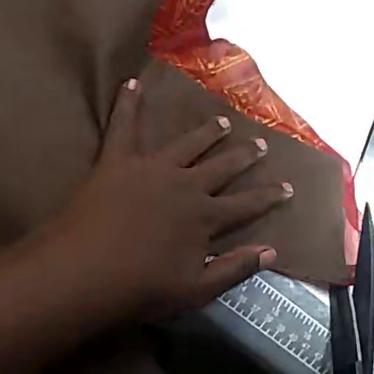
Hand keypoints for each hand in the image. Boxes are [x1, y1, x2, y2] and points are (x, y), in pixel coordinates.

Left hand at [29, 78, 293, 322]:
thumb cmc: (141, 288)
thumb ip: (236, 268)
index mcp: (205, 216)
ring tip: (222, 122)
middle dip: (244, 155)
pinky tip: (131, 83)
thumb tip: (273, 251)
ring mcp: (152, 168)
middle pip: (222, 166)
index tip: (288, 187)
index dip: (269, 196)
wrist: (86, 273)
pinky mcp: (118, 161)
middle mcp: (185, 185)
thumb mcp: (196, 290)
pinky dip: (127, 104)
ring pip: (187, 144)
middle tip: (260, 143)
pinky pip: (124, 127)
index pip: (247, 203)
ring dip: (207, 132)